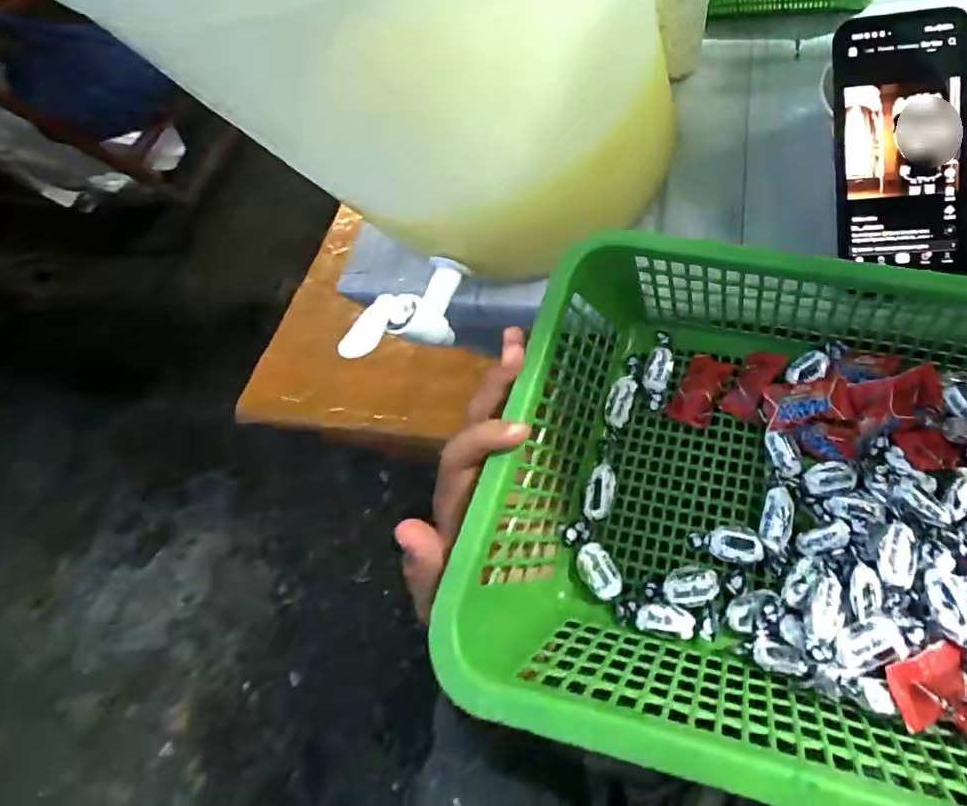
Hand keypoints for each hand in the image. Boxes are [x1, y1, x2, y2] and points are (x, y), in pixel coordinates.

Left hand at [395, 327, 528, 624]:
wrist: (502, 627)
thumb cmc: (471, 616)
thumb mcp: (447, 605)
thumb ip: (429, 573)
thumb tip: (406, 529)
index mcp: (457, 503)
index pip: (460, 457)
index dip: (484, 438)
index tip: (522, 429)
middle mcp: (477, 479)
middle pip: (477, 423)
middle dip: (494, 387)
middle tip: (517, 350)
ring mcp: (507, 475)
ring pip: (501, 419)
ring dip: (511, 378)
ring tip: (523, 340)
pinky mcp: (536, 479)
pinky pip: (536, 435)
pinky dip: (542, 400)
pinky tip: (560, 372)